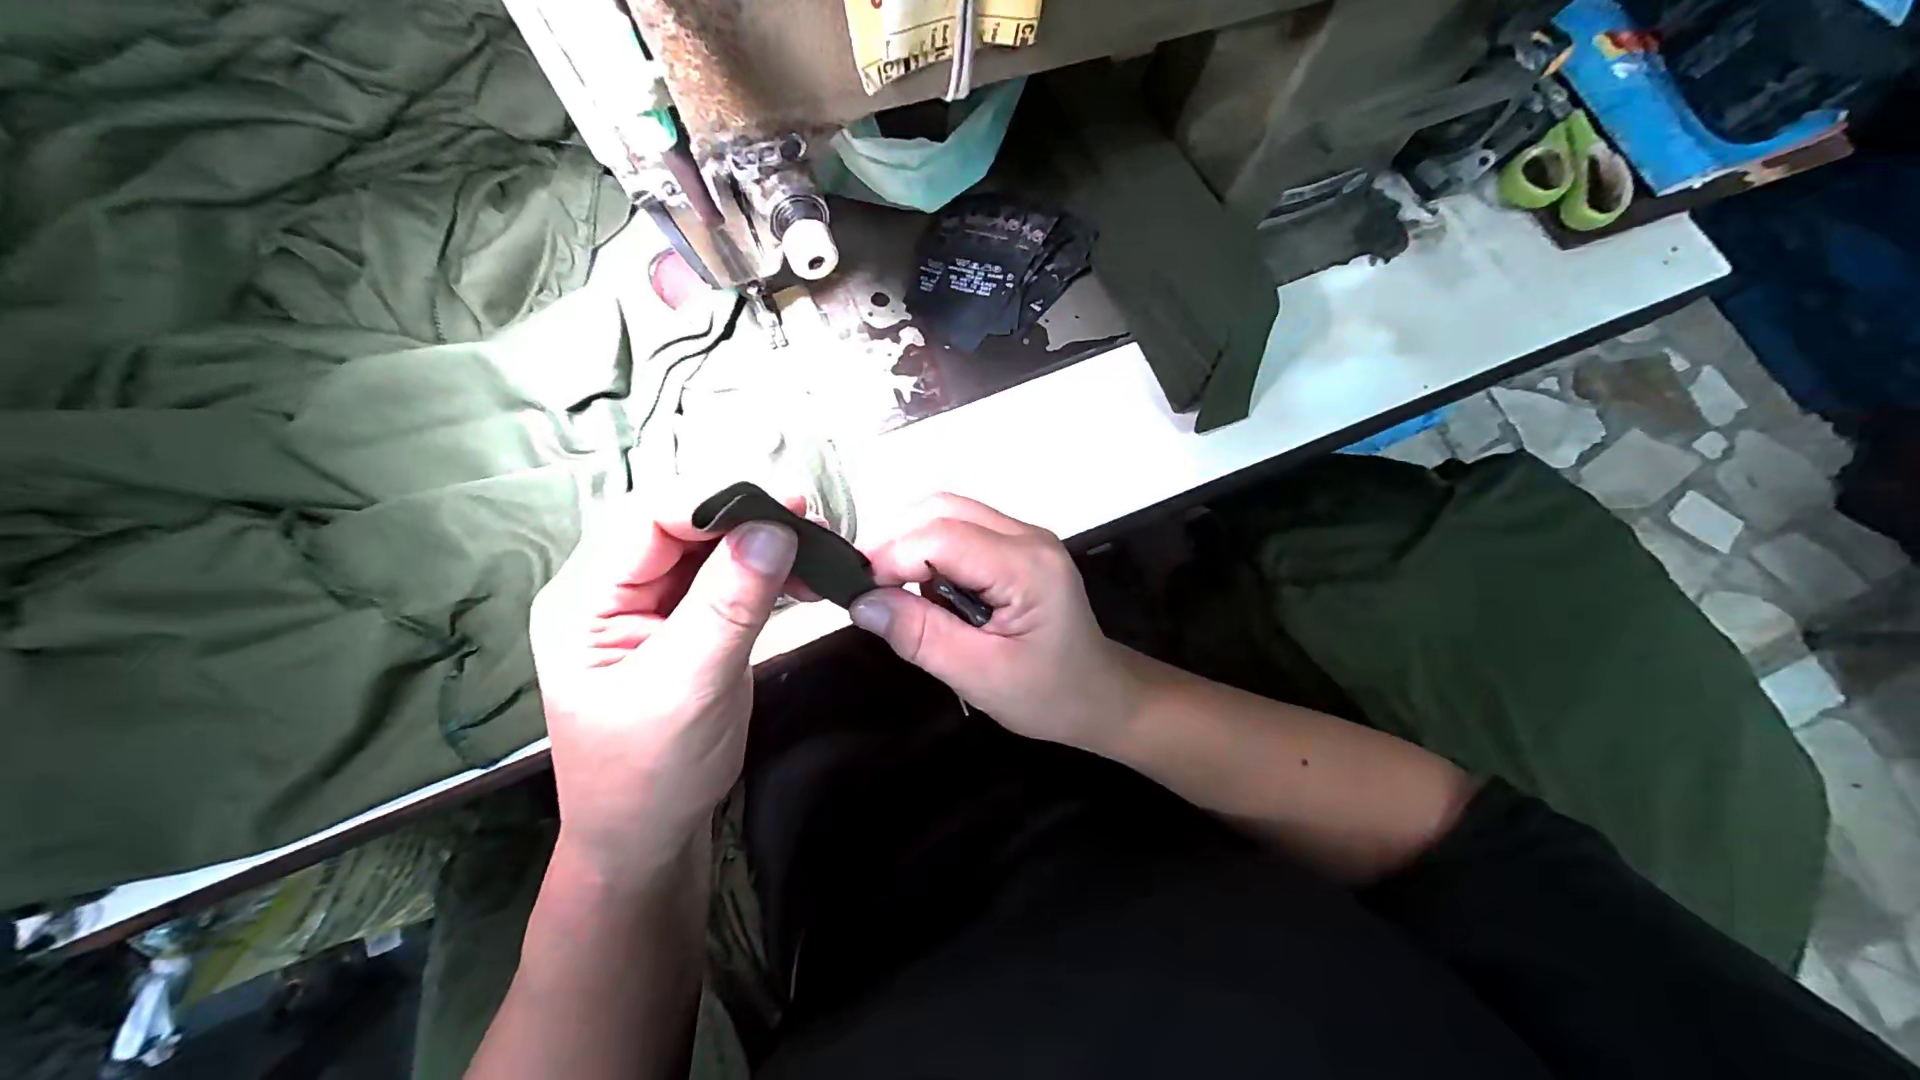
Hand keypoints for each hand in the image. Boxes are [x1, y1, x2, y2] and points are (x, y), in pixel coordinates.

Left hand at [529, 495, 798, 881]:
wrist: (649, 836)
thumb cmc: (649, 776)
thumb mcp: (689, 688)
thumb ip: (729, 605)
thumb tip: (774, 530)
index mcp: (585, 601)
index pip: (645, 520)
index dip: (712, 503)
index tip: (784, 507)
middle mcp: (614, 590)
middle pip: (681, 525)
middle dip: (747, 518)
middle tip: (812, 521)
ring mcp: (653, 604)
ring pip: (712, 547)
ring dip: (765, 542)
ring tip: (820, 546)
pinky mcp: (689, 620)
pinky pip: (730, 577)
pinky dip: (770, 570)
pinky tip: (806, 574)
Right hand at [848, 494, 1143, 752]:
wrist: (1098, 695)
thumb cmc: (1048, 694)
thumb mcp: (980, 676)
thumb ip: (920, 636)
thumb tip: (861, 602)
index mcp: (1027, 566)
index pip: (942, 536)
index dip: (892, 557)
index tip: (859, 594)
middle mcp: (1026, 536)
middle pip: (942, 509)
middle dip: (896, 543)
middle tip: (869, 590)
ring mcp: (1022, 537)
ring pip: (947, 513)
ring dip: (910, 545)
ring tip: (893, 592)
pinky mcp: (1014, 547)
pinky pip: (959, 530)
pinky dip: (928, 553)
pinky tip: (925, 591)